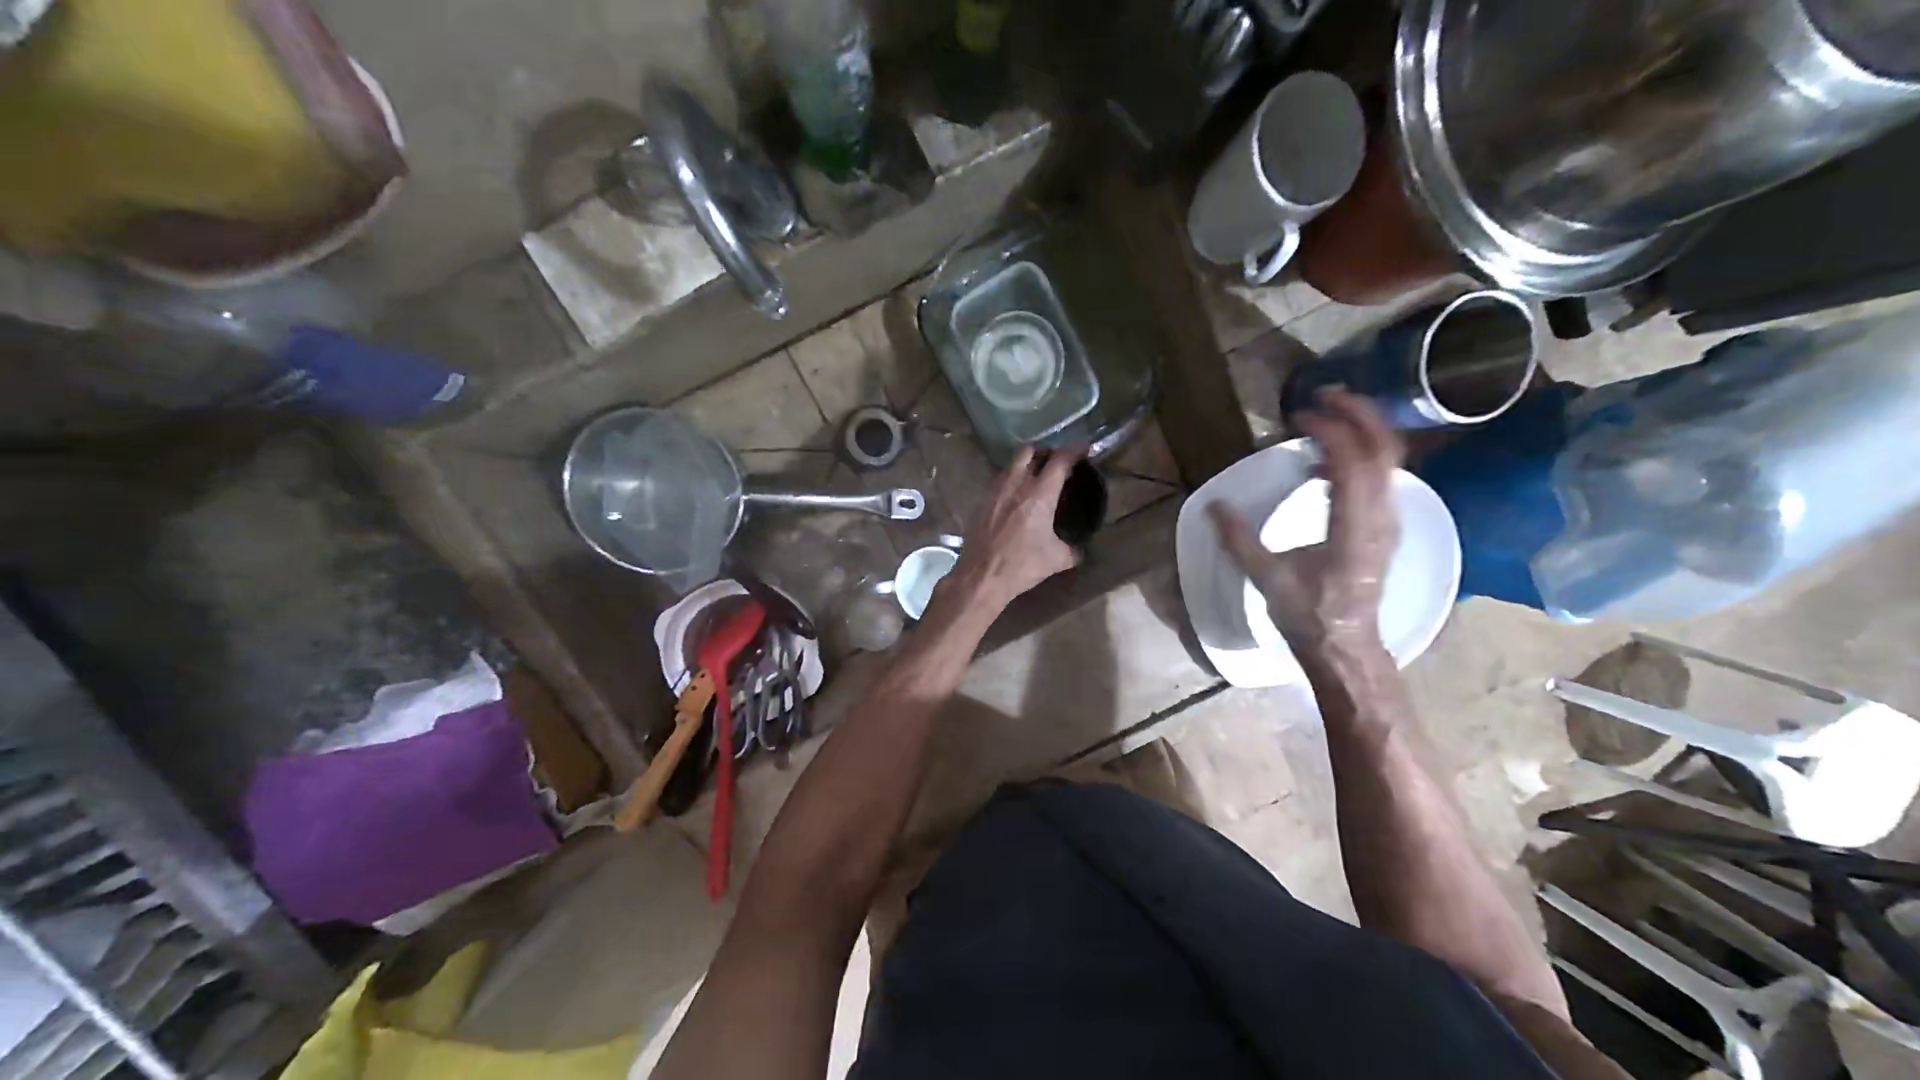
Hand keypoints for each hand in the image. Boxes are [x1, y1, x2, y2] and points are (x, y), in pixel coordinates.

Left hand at [941, 446, 1082, 613]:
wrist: (981, 576)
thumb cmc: (1022, 565)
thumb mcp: (1057, 560)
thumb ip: (1073, 550)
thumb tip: (1081, 550)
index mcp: (1039, 494)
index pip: (1059, 461)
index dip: (1074, 450)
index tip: (1083, 447)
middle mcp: (1016, 485)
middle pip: (1029, 452)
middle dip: (1045, 451)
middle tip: (1055, 461)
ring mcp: (995, 492)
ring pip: (1010, 465)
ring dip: (1025, 464)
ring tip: (1035, 476)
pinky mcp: (981, 503)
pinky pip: (998, 482)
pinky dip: (1010, 481)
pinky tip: (1015, 497)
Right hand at [1210, 389, 1402, 655]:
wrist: (1347, 647)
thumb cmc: (1308, 616)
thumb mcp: (1268, 579)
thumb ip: (1240, 540)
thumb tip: (1215, 504)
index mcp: (1353, 528)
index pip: (1352, 462)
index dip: (1330, 429)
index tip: (1298, 416)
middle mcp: (1381, 517)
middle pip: (1384, 448)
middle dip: (1358, 413)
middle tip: (1324, 393)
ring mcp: (1390, 520)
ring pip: (1391, 459)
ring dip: (1364, 428)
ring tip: (1329, 413)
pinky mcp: (1386, 525)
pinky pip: (1383, 475)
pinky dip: (1361, 452)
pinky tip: (1327, 460)